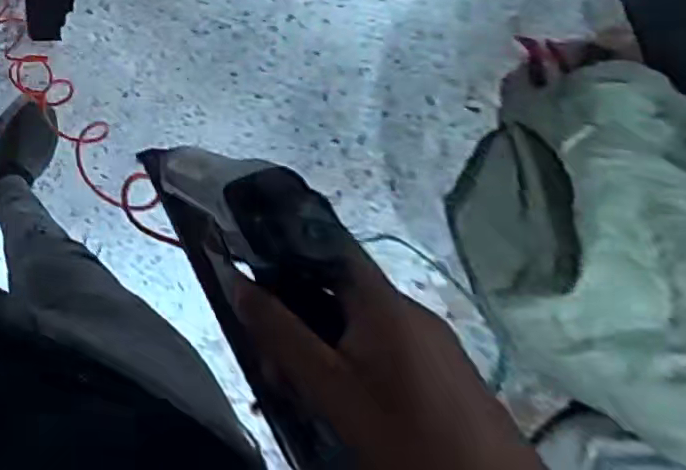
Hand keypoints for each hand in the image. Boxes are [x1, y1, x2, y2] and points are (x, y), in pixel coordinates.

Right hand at [232, 246, 543, 469]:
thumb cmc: (409, 438)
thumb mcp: (331, 389)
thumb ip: (280, 332)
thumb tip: (237, 282)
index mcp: (385, 303)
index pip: (326, 247)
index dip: (284, 250)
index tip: (251, 275)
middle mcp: (412, 313)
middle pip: (336, 293)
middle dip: (294, 319)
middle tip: (270, 361)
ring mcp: (435, 348)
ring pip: (357, 328)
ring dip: (318, 349)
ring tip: (297, 392)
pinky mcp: (448, 381)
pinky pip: (384, 355)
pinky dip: (351, 367)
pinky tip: (338, 405)